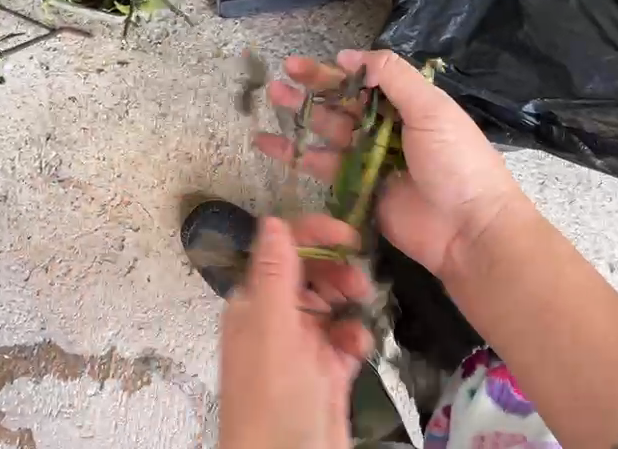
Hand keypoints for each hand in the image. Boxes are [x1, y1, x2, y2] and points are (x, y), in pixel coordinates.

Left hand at [218, 215, 374, 448]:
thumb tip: (273, 220)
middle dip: (335, 268)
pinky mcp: (324, 374)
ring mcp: (300, 347)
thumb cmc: (271, 396)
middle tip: (360, 281)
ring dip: (347, 298)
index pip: (281, 250)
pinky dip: (354, 336)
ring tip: (364, 304)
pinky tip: (360, 344)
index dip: (312, 234)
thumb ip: (275, 273)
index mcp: (254, 301)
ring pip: (328, 305)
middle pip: (308, 273)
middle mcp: (275, 319)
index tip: (349, 236)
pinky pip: (342, 341)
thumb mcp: (271, 329)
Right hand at [254, 49, 531, 279]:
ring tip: (270, 99)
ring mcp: (370, 160)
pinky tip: (268, 142)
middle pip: (341, 103)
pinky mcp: (357, 190)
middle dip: (311, 88)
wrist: (470, 231)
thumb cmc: (455, 162)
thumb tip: (347, 56)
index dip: (334, 71)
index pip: (363, 80)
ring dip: (299, 115)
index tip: (304, 65)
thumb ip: (391, 76)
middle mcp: (386, 128)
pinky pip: (323, 167)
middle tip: (280, 77)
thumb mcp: (431, 109)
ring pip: (327, 131)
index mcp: (407, 105)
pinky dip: (296, 155)